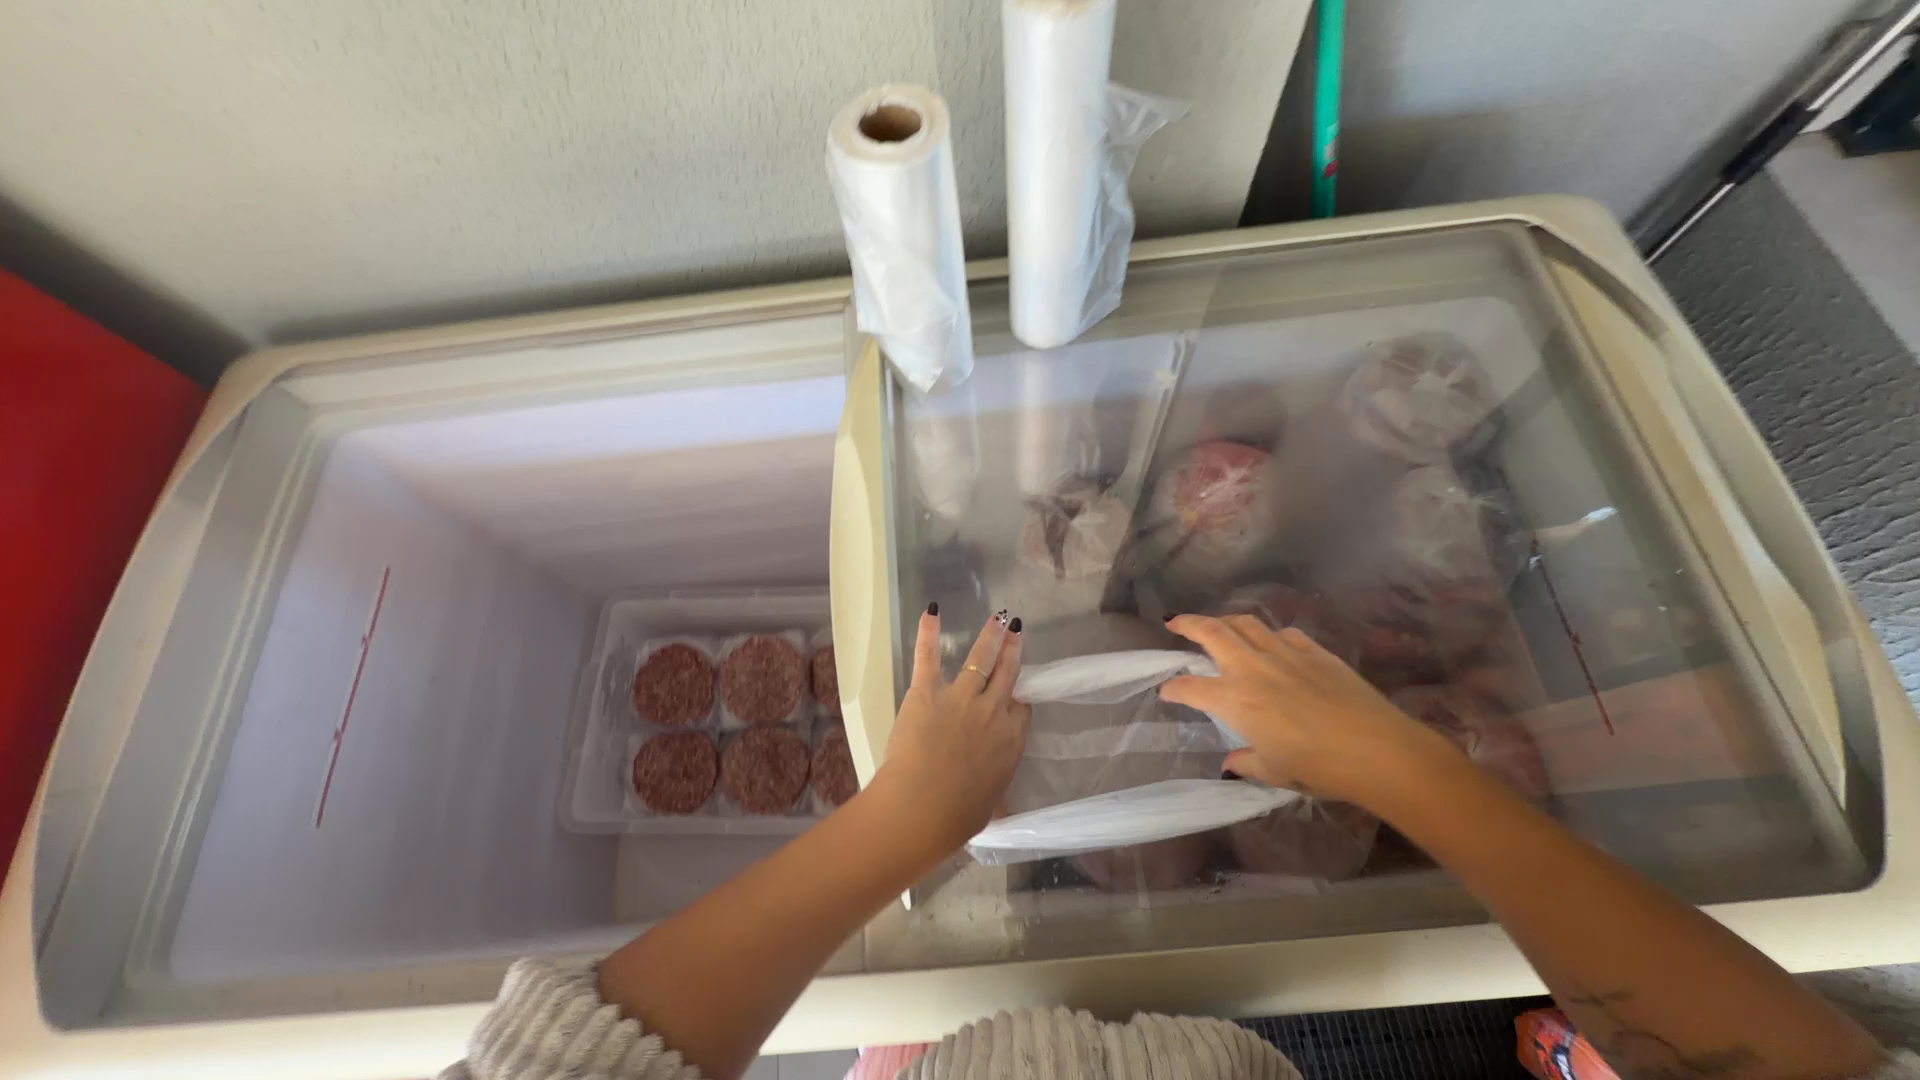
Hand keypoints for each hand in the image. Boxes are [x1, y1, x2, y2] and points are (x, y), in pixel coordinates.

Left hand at [869, 608, 1030, 856]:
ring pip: (981, 658)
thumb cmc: (957, 817)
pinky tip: (931, 611)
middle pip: (1008, 674)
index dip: (1017, 702)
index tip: (1015, 697)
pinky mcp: (927, 692)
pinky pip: (929, 657)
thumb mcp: (989, 807)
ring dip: (990, 636)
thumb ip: (994, 794)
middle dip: (1014, 651)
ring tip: (998, 618)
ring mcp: (961, 697)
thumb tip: (997, 804)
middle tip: (1017, 631)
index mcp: (1011, 741)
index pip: (1021, 712)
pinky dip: (928, 633)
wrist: (922, 807)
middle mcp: (993, 712)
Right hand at [1159, 614, 1461, 806]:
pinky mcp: (1315, 651)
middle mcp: (1252, 668)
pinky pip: (1282, 633)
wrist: (1377, 749)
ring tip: (1218, 625)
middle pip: (1211, 633)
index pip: (1190, 687)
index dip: (1173, 688)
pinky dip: (1268, 634)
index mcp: (1235, 700)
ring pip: (1246, 624)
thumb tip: (1232, 763)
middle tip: (1174, 623)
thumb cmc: (1319, 767)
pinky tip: (1271, 642)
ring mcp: (1284, 654)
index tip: (1166, 690)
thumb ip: (1247, 762)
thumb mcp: (1275, 772)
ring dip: (1225, 621)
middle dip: (1188, 624)